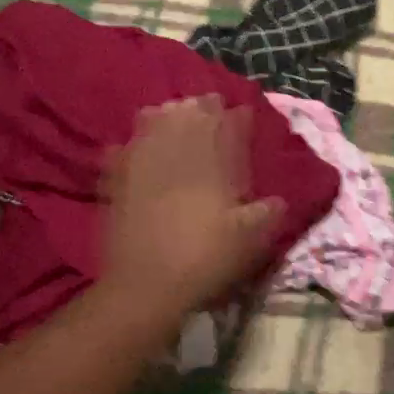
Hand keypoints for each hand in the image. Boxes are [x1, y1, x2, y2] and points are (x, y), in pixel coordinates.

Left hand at [100, 95, 284, 314]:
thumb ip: (266, 214)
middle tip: (210, 119)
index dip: (238, 118)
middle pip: (192, 108)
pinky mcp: (116, 174)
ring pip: (155, 116)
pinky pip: (124, 146)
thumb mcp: (249, 240)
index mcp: (215, 158)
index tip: (242, 121)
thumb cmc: (203, 259)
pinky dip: (134, 145)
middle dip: (204, 109)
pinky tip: (138, 154)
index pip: (232, 119)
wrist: (144, 285)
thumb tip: (277, 201)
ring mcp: (143, 157)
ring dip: (168, 117)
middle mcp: (179, 147)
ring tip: (174, 128)